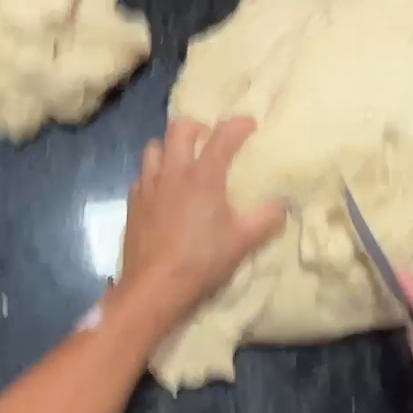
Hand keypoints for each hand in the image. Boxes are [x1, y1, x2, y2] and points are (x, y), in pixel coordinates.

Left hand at [118, 116, 284, 322]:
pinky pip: (142, 176)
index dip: (239, 125)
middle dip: (197, 126)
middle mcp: (173, 173)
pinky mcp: (132, 203)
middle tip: (209, 139)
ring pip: (154, 148)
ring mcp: (148, 187)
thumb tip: (280, 207)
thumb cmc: (201, 261)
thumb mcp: (242, 243)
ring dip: (170, 148)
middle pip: (179, 129)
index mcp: (203, 178)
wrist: (155, 287)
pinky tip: (163, 194)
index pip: (223, 136)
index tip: (250, 125)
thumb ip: (265, 220)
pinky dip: (155, 175)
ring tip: (182, 164)